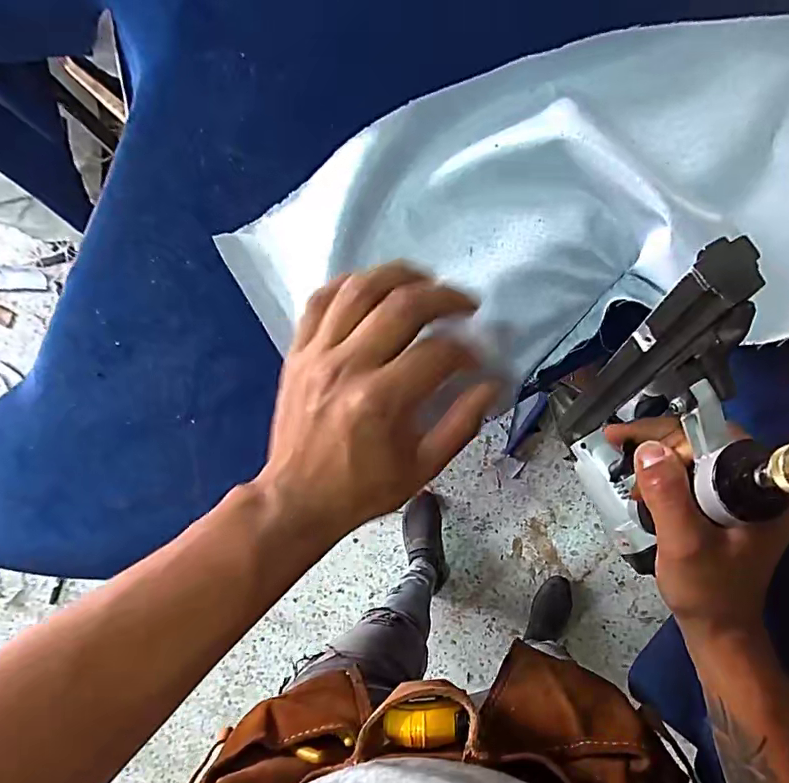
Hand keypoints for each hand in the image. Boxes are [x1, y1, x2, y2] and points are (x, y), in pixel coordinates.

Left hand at [254, 263, 498, 538]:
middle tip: (465, 305)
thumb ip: (461, 424)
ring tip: (425, 282)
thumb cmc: (363, 489)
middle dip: (444, 298)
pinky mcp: (298, 352)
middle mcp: (348, 367)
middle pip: (402, 306)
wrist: (297, 499)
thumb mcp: (423, 467)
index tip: (477, 362)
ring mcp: (318, 355)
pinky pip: (321, 300)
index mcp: (382, 400)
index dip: (468, 352)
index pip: (438, 353)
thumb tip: (491, 387)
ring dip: (399, 276)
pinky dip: (349, 284)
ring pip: (360, 289)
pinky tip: (373, 287)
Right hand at [624, 431, 788, 638]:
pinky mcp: (733, 507)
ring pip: (700, 457)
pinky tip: (648, 492)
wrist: (719, 629)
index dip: (672, 437)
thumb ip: (668, 496)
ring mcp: (748, 496)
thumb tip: (648, 449)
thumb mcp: (684, 544)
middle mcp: (763, 484)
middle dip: (661, 448)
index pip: (717, 438)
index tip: (630, 440)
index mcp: (767, 489)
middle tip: (622, 455)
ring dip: (662, 464)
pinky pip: (699, 477)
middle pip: (707, 442)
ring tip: (635, 485)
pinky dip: (670, 479)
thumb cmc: (707, 593)